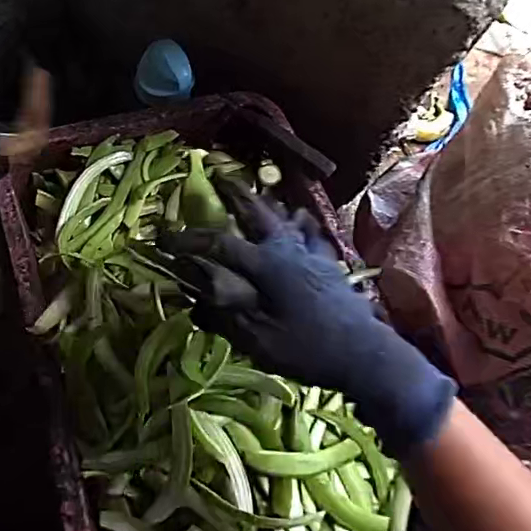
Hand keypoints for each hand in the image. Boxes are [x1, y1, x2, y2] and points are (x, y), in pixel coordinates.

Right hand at [162, 183, 455, 455]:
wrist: (366, 356)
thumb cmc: (308, 349)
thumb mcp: (259, 340)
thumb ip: (226, 316)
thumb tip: (194, 300)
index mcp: (266, 265)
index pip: (219, 245)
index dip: (188, 241)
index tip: (163, 238)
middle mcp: (289, 251)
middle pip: (258, 213)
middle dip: (235, 194)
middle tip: (219, 175)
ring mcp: (313, 255)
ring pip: (289, 219)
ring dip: (272, 206)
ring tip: (263, 196)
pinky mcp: (330, 266)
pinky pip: (314, 237)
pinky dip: (304, 227)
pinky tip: (303, 227)